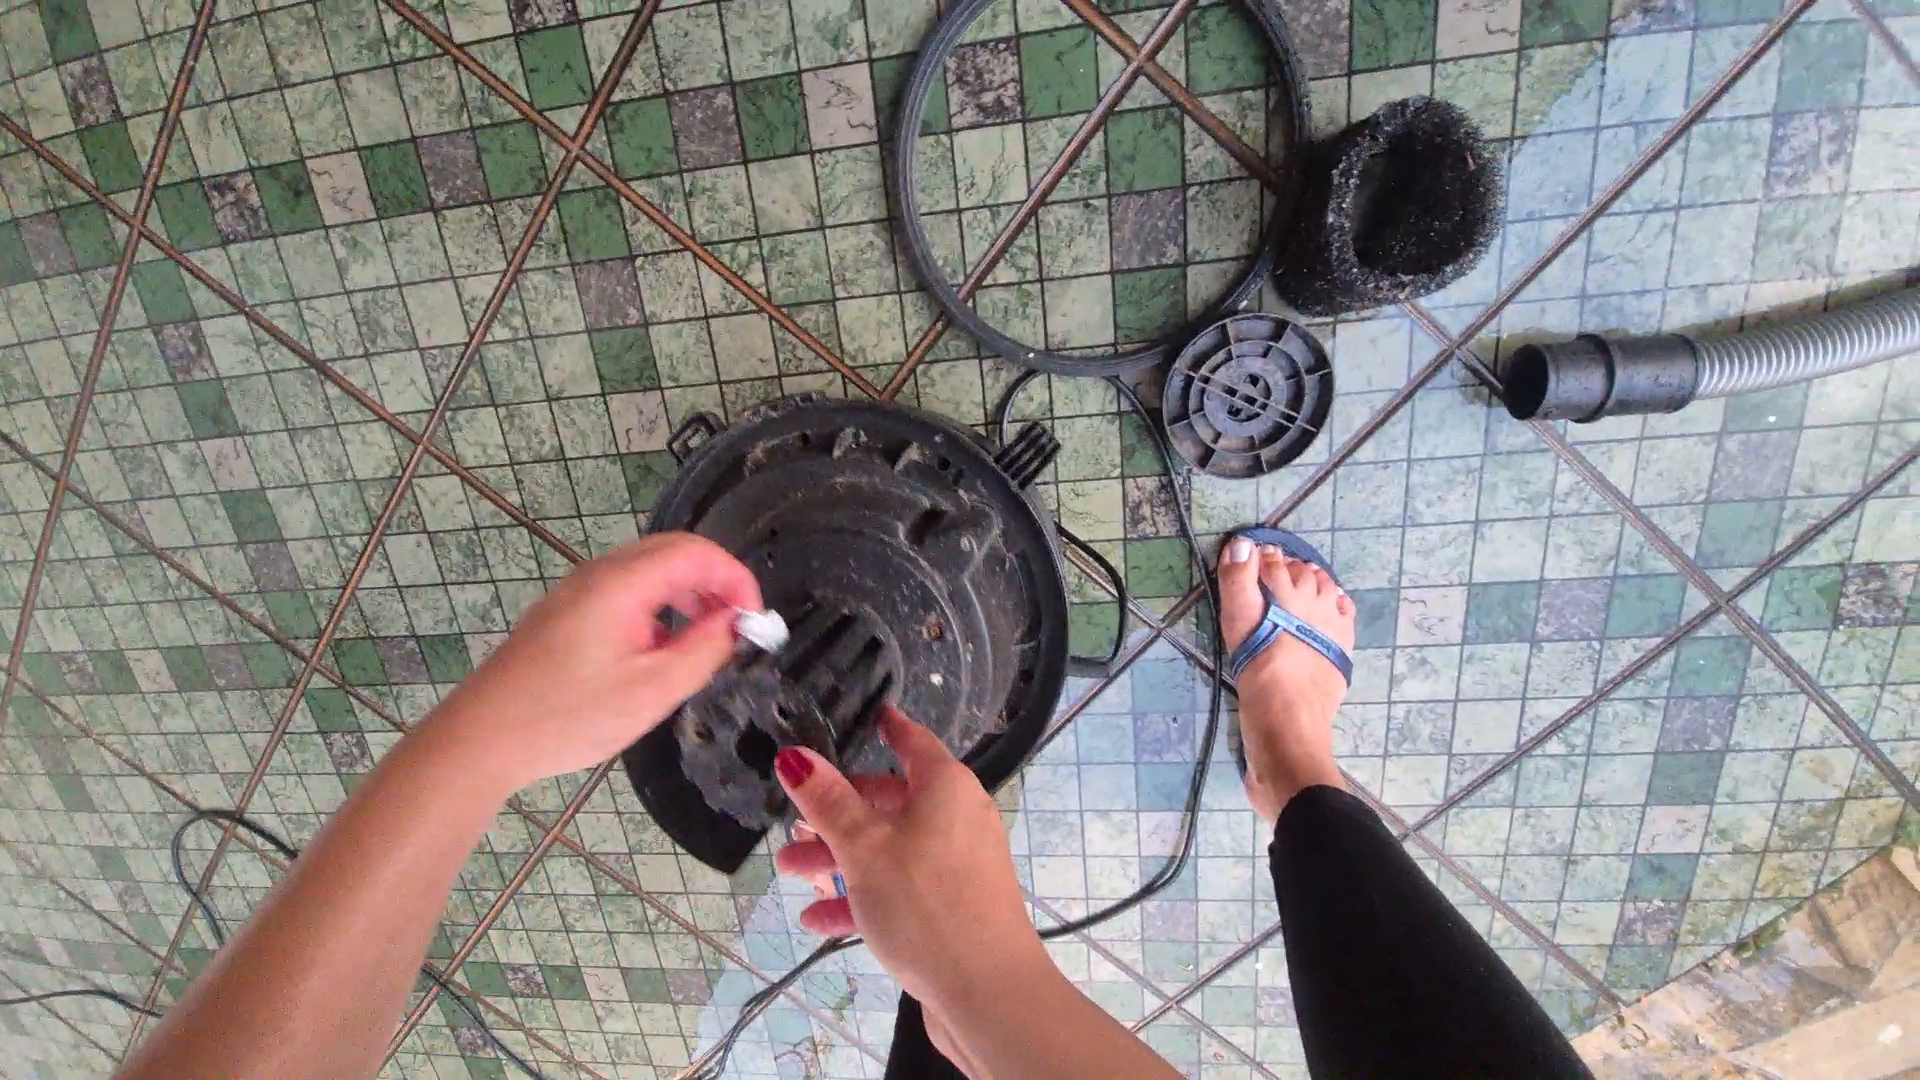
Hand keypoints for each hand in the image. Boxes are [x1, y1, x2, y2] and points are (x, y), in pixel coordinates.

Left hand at [420, 532, 759, 794]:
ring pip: (652, 569)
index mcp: (621, 583)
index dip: (736, 578)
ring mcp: (579, 590)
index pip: (696, 552)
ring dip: (691, 592)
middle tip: (738, 623)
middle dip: (717, 581)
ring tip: (710, 635)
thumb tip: (737, 622)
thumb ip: (705, 649)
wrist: (477, 742)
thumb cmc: (567, 717)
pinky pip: (629, 589)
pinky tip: (665, 645)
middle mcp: (599, 573)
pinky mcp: (568, 611)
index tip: (754, 619)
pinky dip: (662, 604)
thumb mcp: (652, 690)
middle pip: (675, 551)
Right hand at [772, 707, 1049, 1015]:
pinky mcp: (953, 904)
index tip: (873, 715)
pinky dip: (864, 896)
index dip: (890, 728)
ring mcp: (957, 863)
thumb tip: (795, 756)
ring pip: (890, 848)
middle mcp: (957, 816)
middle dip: (838, 815)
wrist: (988, 992)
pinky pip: (902, 887)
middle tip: (794, 827)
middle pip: (891, 801)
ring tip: (791, 873)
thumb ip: (828, 802)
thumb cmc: (925, 901)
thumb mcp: (865, 847)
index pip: (913, 742)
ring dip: (841, 859)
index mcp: (946, 786)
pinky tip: (820, 919)